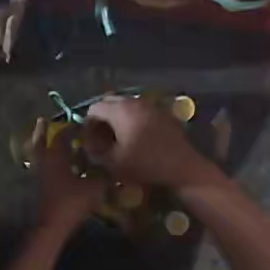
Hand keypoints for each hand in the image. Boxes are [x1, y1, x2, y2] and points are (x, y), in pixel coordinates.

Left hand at [29, 119, 103, 228]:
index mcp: (56, 157)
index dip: (71, 128)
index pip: (62, 136)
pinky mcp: (39, 188)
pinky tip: (58, 167)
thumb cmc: (70, 203)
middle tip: (43, 120)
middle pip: (39, 142)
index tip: (79, 124)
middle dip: (42, 131)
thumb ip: (104, 176)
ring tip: (51, 142)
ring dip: (43, 146)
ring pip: (38, 155)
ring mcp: (39, 176)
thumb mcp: (93, 188)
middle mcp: (44, 162)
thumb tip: (115, 168)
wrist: (51, 226)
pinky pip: (42, 168)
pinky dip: (47, 162)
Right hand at [82, 96, 221, 189]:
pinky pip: (141, 113)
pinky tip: (135, 139)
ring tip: (117, 141)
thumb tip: (91, 149)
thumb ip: (96, 153)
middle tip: (101, 141)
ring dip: (117, 121)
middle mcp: (135, 102)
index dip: (88, 126)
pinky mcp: (163, 114)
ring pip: (126, 107)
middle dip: (102, 121)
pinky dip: (132, 122)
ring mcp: (151, 106)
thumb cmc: (144, 164)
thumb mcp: (113, 163)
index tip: (90, 143)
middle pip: (110, 103)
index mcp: (120, 109)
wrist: (181, 167)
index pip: (94, 108)